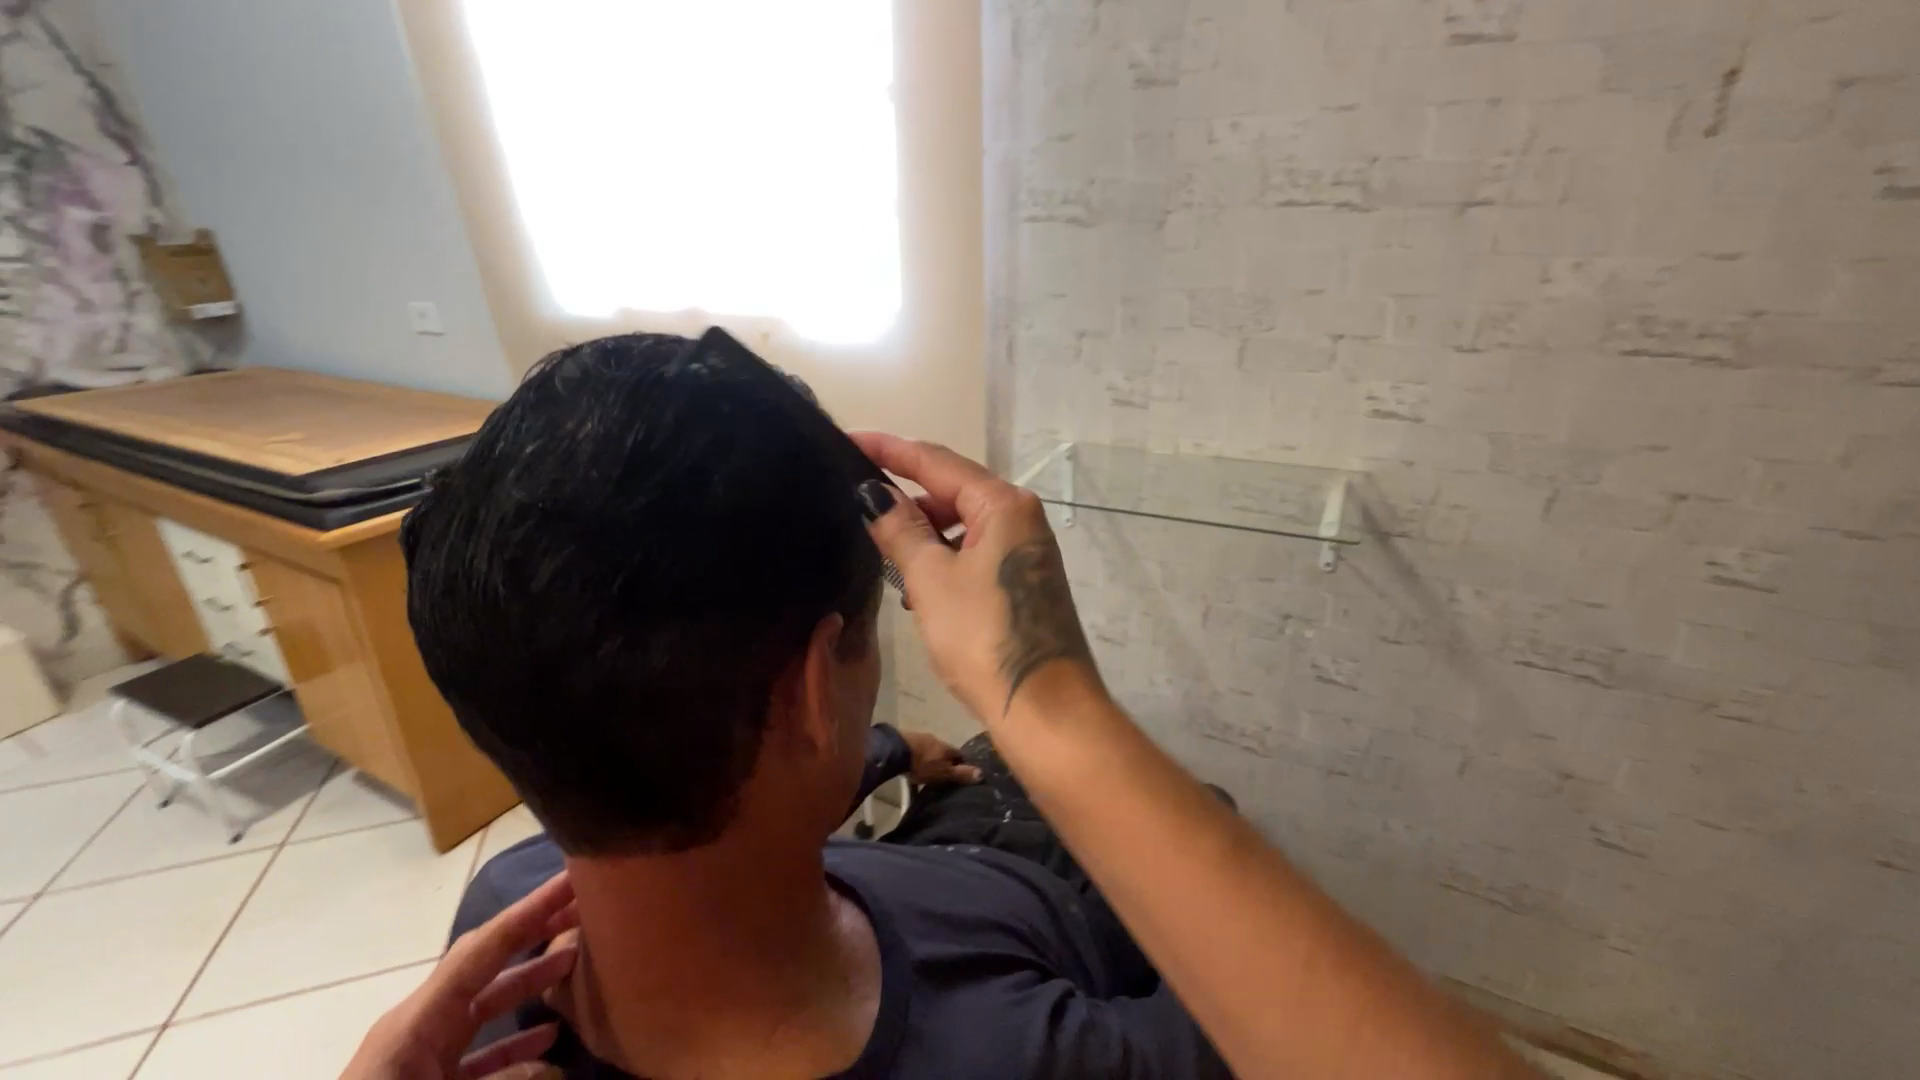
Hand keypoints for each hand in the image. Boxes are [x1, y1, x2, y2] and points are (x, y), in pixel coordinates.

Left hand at [341, 873, 579, 1079]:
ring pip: (485, 1005)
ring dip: (531, 983)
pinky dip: (515, 1039)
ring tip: (576, 965)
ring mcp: (420, 1058)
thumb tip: (558, 1067)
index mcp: (415, 1022)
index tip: (572, 878)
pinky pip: (478, 1050)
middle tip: (586, 910)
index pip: (483, 948)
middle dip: (535, 935)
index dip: (531, 910)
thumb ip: (501, 1077)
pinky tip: (548, 1040)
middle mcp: (419, 1029)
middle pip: (486, 966)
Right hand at [854, 432, 1104, 724]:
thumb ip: (900, 530)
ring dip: (924, 533)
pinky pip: (974, 553)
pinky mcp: (1024, 582)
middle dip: (906, 495)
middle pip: (953, 490)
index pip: (936, 461)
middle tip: (856, 500)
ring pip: (963, 526)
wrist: (1045, 708)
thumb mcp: (931, 579)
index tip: (847, 439)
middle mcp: (1021, 518)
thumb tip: (872, 492)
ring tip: (881, 548)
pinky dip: (944, 559)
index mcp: (1003, 504)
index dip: (889, 449)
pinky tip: (917, 585)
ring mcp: (1027, 551)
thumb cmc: (984, 637)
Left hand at [900, 729, 983, 785]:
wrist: (896, 750)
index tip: (963, 772)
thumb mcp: (943, 773)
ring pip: (931, 749)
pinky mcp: (908, 739)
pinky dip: (919, 756)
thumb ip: (960, 773)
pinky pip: (918, 749)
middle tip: (944, 773)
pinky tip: (915, 763)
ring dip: (932, 758)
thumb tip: (982, 773)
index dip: (962, 764)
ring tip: (929, 769)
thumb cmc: (923, 764)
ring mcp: (922, 738)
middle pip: (945, 751)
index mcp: (948, 748)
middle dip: (946, 760)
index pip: (960, 755)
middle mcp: (937, 740)